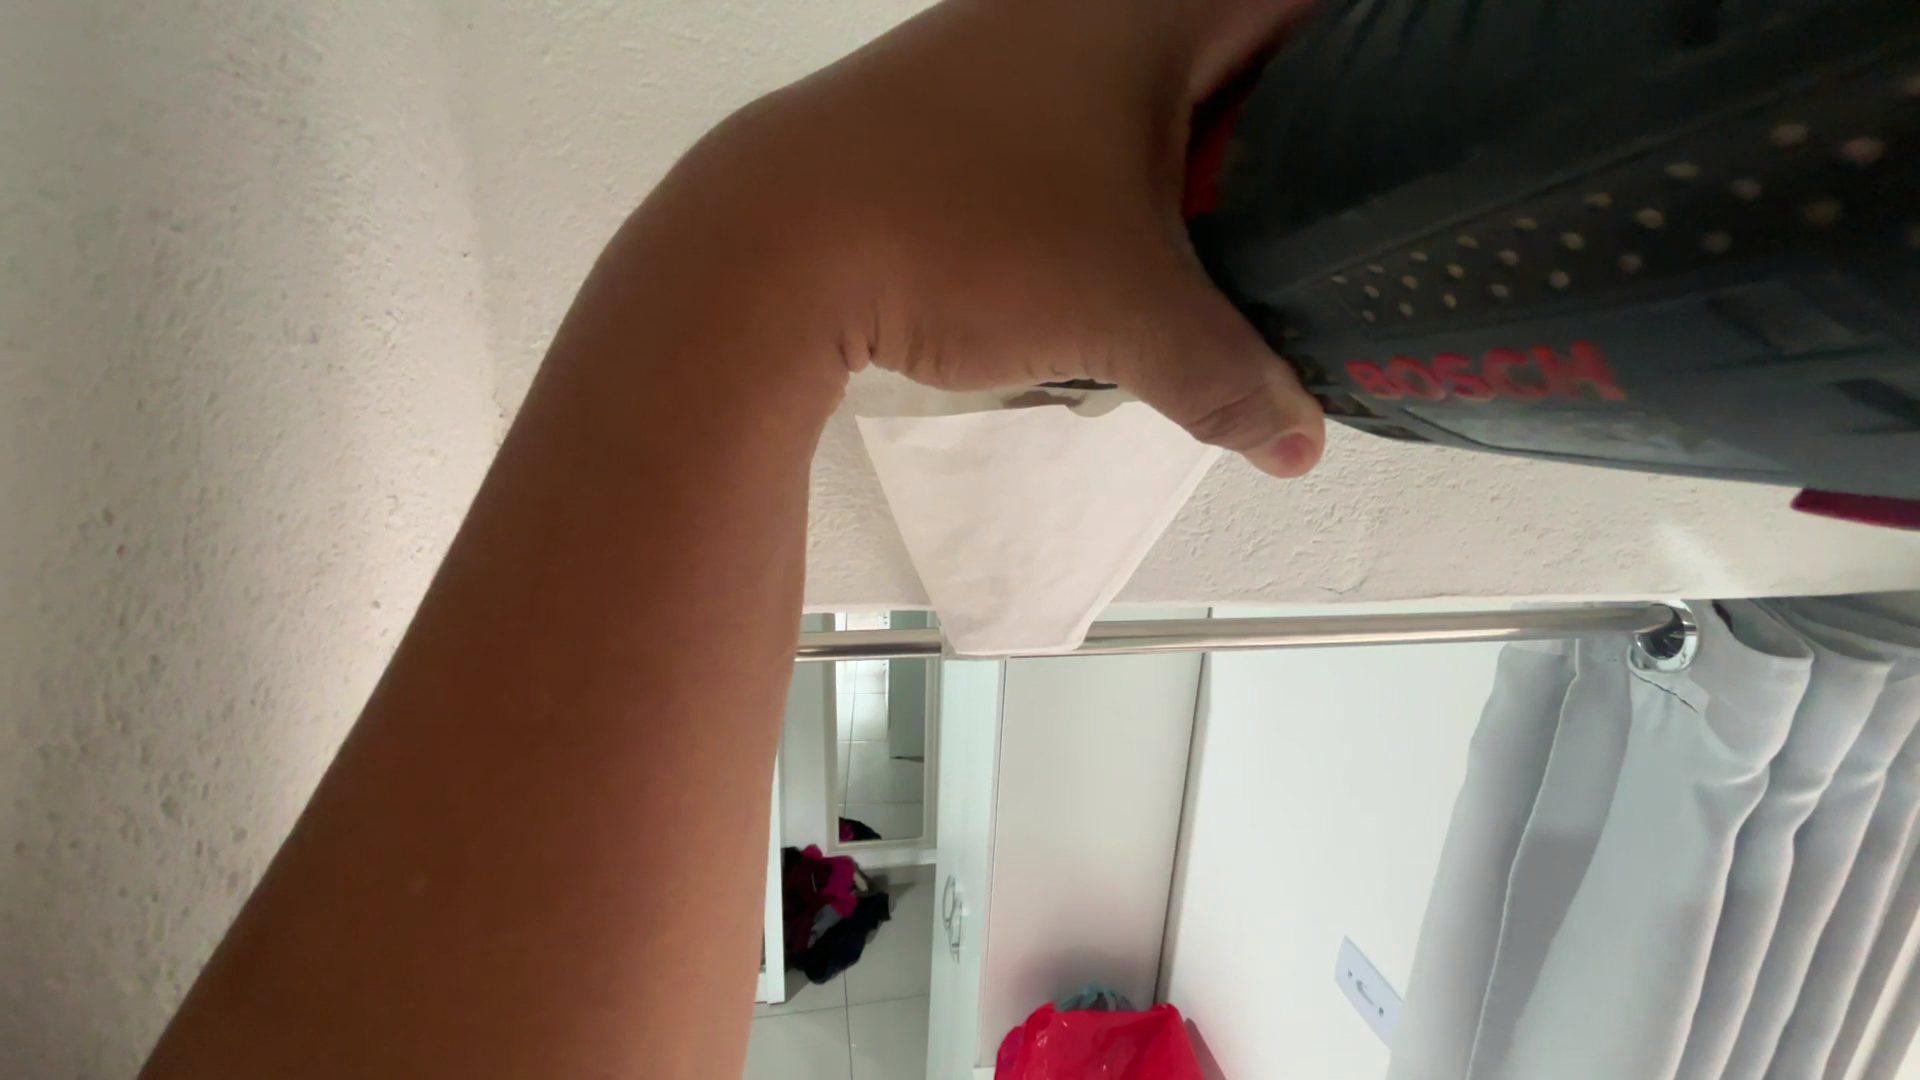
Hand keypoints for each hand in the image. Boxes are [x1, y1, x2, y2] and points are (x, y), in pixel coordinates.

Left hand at [641, 0, 1327, 477]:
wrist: (782, 243)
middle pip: (1234, 61)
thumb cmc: (966, 240)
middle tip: (1323, 220)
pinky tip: (1112, 254)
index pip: (1314, 15)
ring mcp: (1013, 54)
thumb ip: (1223, 380)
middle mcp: (1086, 8)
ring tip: (1227, 251)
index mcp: (1155, 10)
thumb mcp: (1118, 315)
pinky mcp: (961, 113)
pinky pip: (1075, 139)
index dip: (1382, 74)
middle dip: (1280, 143)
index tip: (1405, 150)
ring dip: (1186, 176)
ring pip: (1146, 105)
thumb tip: (1299, 448)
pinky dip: (1109, 191)